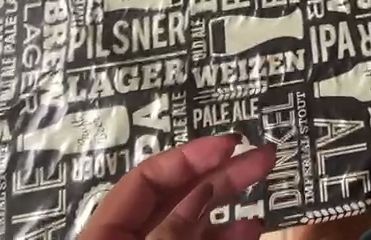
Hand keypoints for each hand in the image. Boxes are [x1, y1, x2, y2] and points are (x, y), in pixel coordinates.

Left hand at [76, 134, 275, 239]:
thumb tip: (205, 187)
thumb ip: (171, 229)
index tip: (231, 141)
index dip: (190, 156)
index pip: (147, 179)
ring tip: (263, 187)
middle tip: (264, 154)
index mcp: (106, 233)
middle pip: (178, 196)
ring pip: (194, 225)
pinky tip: (252, 228)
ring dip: (230, 205)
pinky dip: (227, 237)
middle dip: (222, 174)